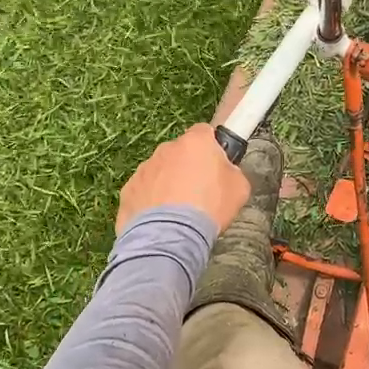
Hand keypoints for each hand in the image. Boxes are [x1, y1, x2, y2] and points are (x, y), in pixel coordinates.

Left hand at [117, 124, 250, 232]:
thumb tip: (226, 172)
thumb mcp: (240, 188)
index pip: (204, 132)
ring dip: (168, 184)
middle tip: (200, 192)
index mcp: (196, 142)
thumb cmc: (209, 207)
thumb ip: (232, 172)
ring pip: (160, 171)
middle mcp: (166, 149)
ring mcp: (144, 169)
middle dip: (188, 167)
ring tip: (179, 212)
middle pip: (180, 152)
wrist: (170, 237)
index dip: (212, 147)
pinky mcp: (128, 190)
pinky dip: (151, 202)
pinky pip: (144, 191)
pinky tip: (162, 221)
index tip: (216, 165)